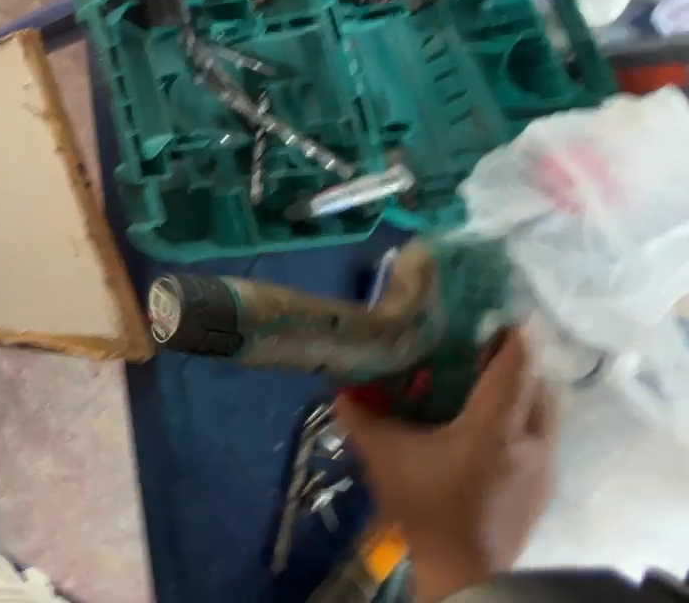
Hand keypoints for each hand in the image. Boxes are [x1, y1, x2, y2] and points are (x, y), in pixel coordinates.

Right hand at [335, 328, 556, 602]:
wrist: (464, 565)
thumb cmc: (422, 500)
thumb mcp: (380, 452)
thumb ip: (359, 413)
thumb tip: (339, 384)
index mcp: (491, 429)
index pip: (511, 374)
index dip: (511, 343)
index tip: (503, 316)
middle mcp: (528, 443)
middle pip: (539, 391)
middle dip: (518, 364)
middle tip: (485, 345)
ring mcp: (541, 467)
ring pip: (542, 415)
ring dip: (519, 392)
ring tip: (482, 379)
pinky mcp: (540, 485)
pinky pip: (537, 437)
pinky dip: (517, 417)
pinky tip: (480, 423)